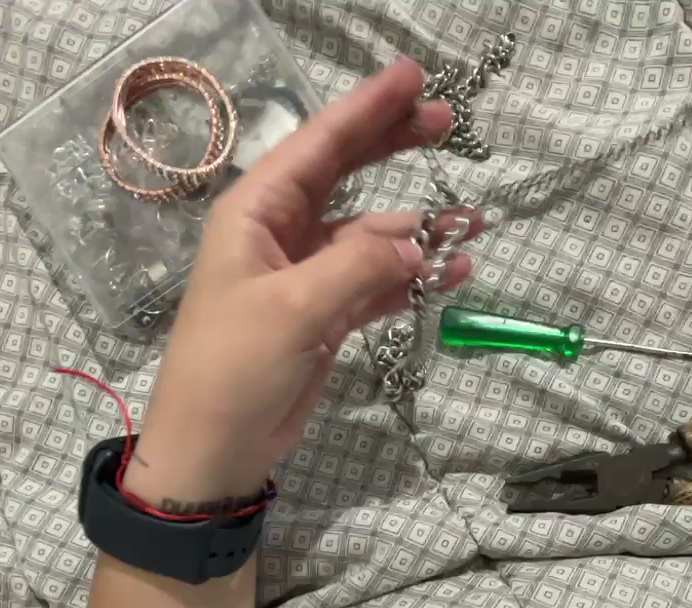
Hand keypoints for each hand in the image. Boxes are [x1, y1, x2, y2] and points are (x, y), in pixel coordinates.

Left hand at [124, 60, 477, 511]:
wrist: (218, 444)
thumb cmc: (235, 366)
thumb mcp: (293, 308)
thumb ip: (358, 268)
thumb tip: (420, 244)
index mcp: (257, 213)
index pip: (319, 146)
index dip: (367, 110)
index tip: (414, 79)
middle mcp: (283, 235)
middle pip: (346, 178)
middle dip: (393, 150)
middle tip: (448, 125)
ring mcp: (308, 278)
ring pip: (371, 240)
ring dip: (418, 233)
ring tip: (474, 224)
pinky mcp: (326, 319)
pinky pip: (376, 287)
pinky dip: (411, 281)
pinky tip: (450, 274)